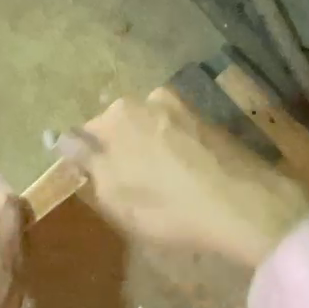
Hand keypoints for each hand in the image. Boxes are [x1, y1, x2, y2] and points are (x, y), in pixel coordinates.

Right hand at [61, 93, 308, 267]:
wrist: (246, 206)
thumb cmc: (168, 207)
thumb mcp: (115, 196)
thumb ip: (87, 163)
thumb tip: (62, 140)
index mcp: (115, 116)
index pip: (84, 136)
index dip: (87, 163)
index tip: (96, 186)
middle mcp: (146, 100)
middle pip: (118, 128)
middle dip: (119, 153)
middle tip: (128, 190)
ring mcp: (182, 107)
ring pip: (149, 131)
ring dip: (148, 153)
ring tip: (159, 188)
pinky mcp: (210, 121)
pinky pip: (176, 137)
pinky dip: (174, 155)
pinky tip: (184, 180)